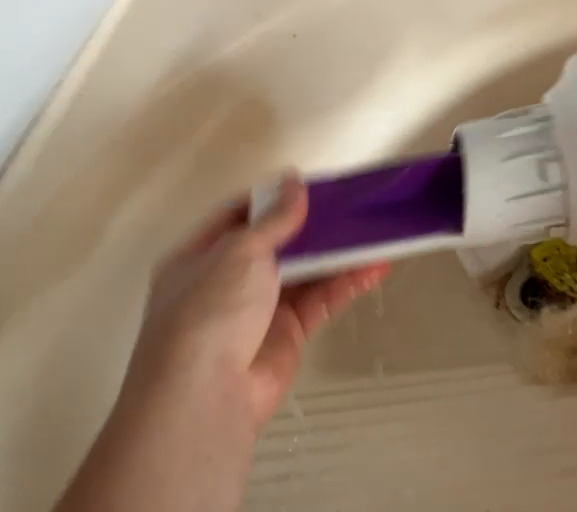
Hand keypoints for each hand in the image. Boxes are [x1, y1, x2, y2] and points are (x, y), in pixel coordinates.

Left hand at [56, 174, 388, 511]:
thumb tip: (293, 180)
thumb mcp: (239, 252)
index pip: (240, 216)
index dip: (275, 198)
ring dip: (338, 253)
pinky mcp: (287, 334)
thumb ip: (274, 218)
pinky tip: (376, 267)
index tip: (314, 186)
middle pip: (277, 243)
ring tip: (376, 232)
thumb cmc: (211, 312)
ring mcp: (258, 309)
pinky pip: (321, 300)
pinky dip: (347, 282)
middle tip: (354, 206)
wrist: (205, 398)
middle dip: (314, 225)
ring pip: (304, 271)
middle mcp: (226, 280)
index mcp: (200, 256)